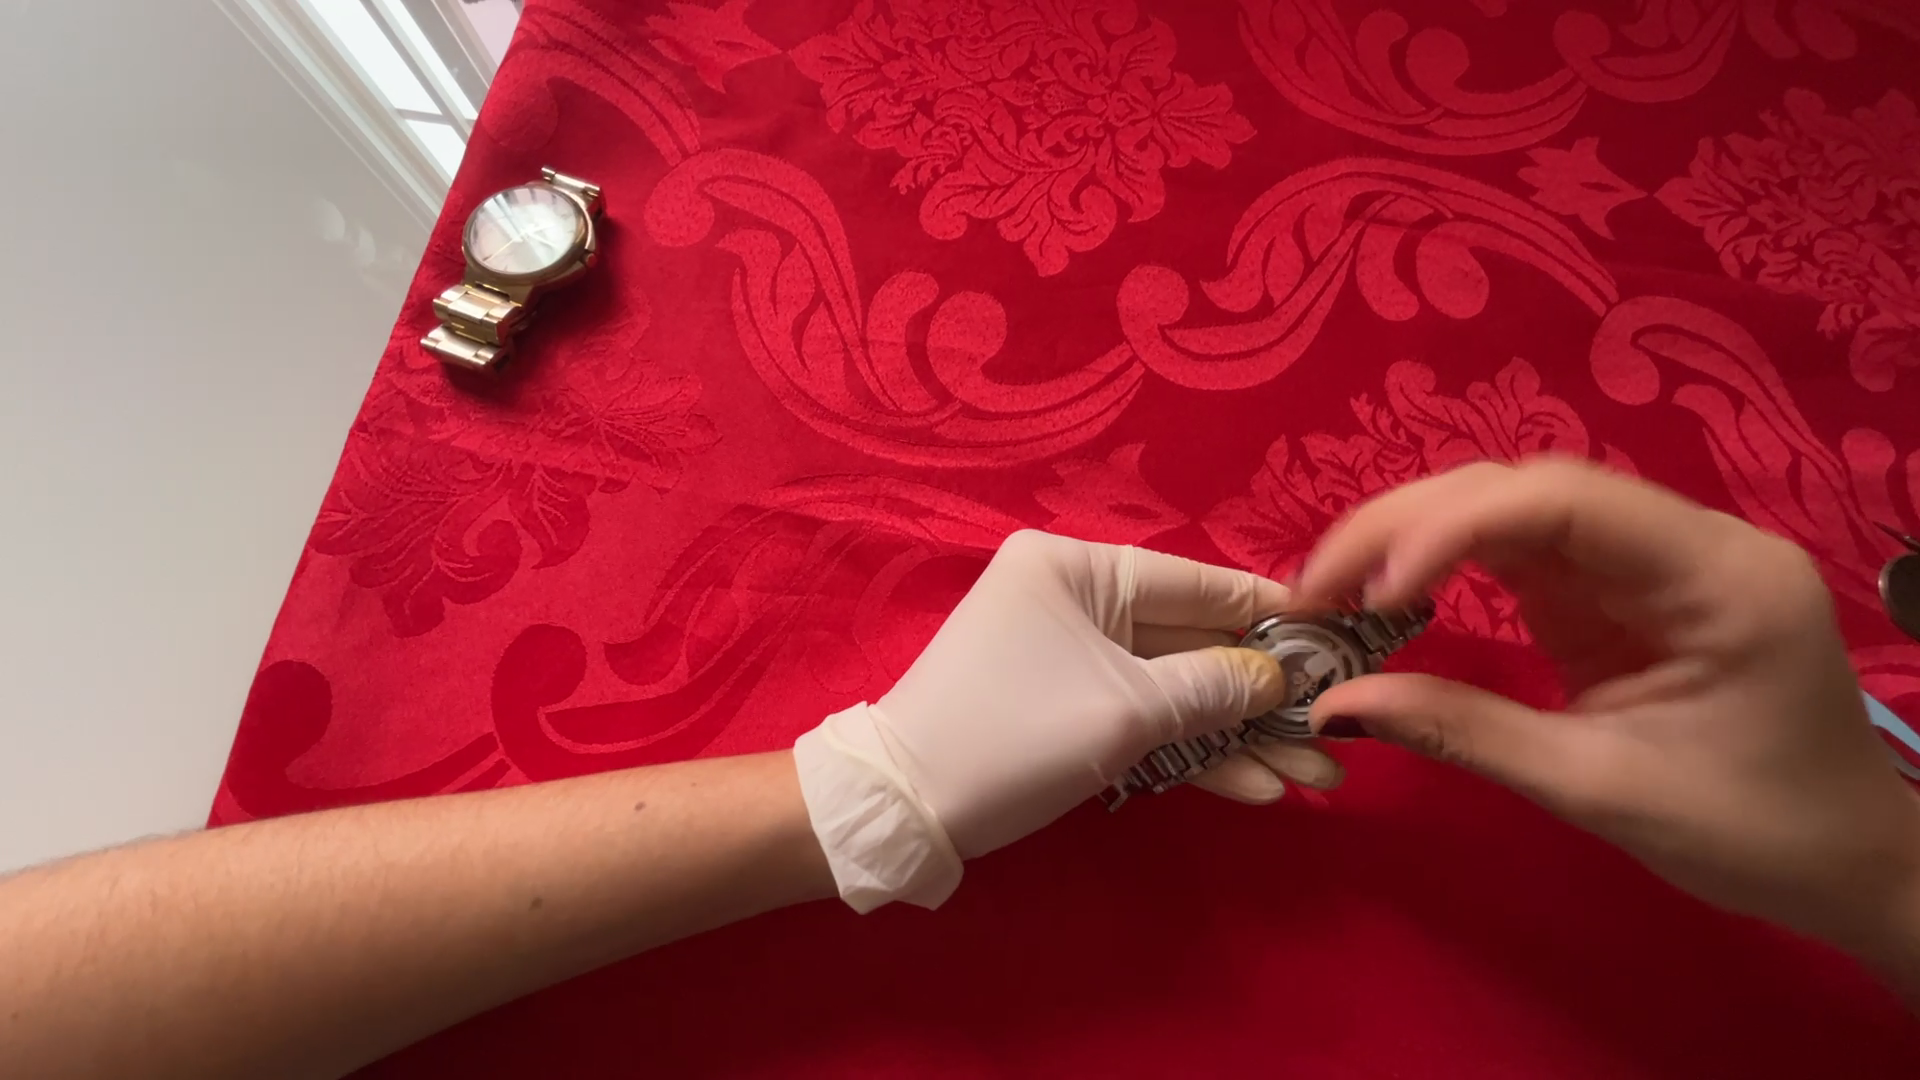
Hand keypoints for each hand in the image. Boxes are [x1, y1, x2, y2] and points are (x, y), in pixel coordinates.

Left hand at [793, 531, 1342, 910]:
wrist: (907, 810)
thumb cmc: (1014, 736)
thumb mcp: (1125, 710)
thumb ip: (1212, 687)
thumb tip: (1276, 675)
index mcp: (1073, 567)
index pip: (1191, 581)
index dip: (1266, 609)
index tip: (1334, 630)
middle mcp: (1070, 597)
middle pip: (1187, 639)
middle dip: (1258, 694)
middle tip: (1334, 729)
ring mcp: (1067, 653)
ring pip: (1168, 687)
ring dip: (1233, 733)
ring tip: (1313, 776)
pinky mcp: (1063, 703)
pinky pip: (1137, 715)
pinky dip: (1186, 749)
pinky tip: (1252, 785)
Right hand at [1295, 458, 1919, 962]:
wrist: (1837, 860)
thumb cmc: (1750, 829)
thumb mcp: (1596, 787)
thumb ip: (1460, 731)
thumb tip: (1328, 704)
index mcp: (1712, 576)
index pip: (1560, 502)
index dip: (1449, 529)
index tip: (1371, 596)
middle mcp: (1669, 539)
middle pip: (1508, 489)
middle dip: (1398, 527)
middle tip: (1314, 587)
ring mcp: (1623, 556)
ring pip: (1488, 506)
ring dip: (1397, 536)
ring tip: (1328, 586)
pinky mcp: (1588, 582)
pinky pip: (1490, 546)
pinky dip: (1422, 561)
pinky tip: (1378, 590)